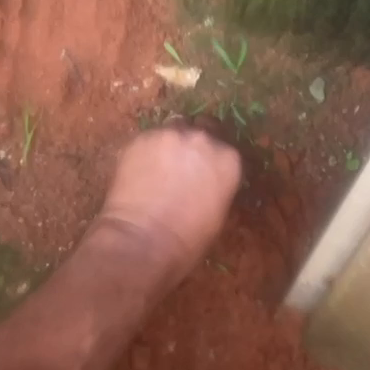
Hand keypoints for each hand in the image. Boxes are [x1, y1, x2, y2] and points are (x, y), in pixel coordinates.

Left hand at [95, 127, 241, 281]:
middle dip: (195, 145)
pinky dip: (147, 150)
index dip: (214, 159)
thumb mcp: (217, 213)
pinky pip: (149, 138)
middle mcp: (203, 139)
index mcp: (228, 159)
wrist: (142, 239)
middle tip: (183, 165)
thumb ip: (217, 185)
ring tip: (160, 166)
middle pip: (202, 129)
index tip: (206, 170)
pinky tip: (141, 170)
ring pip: (174, 129)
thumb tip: (207, 181)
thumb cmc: (187, 240)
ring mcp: (171, 134)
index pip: (226, 148)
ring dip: (171, 143)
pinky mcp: (142, 137)